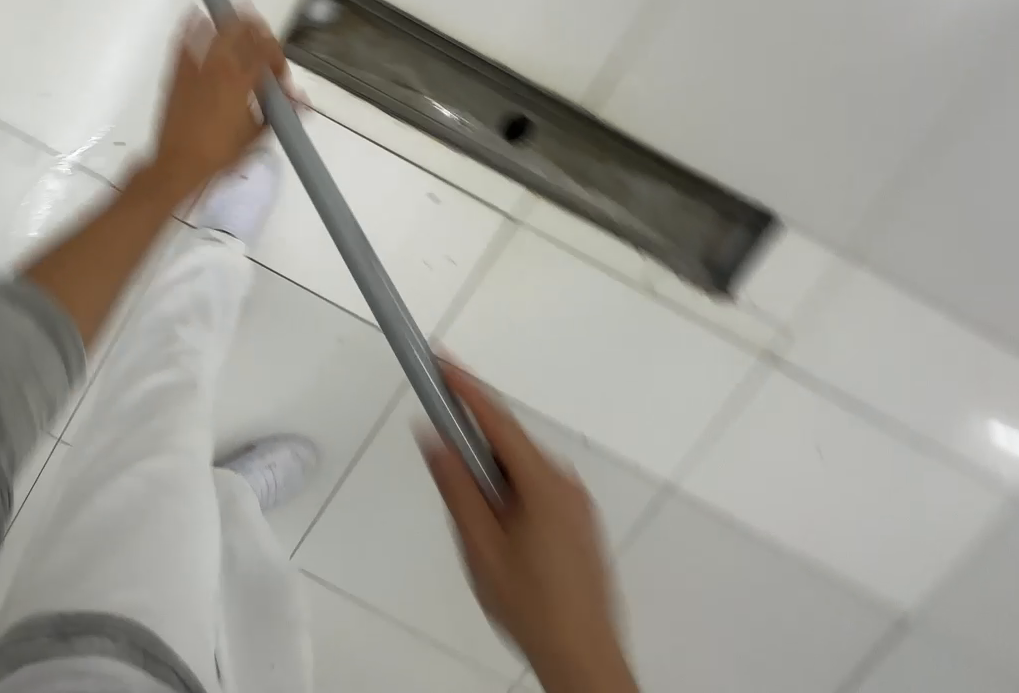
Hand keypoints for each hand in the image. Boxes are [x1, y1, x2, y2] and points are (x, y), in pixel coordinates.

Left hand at [143, 11, 288, 196]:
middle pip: (244, 28)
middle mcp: (220, 67)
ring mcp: (196, 66)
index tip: (277, 70)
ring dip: (229, 22)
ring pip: (216, 27)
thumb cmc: (218, 154)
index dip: (278, 55)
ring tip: (236, 25)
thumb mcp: (256, 135)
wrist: (179, 162)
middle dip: (257, 30)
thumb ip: (280, 113)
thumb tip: (299, 102)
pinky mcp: (177, 71)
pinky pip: (184, 39)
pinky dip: (192, 25)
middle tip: (261, 40)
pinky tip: (196, 18)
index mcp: (243, 82)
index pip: (268, 49)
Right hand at [420, 363, 638, 692]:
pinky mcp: (577, 520)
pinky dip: (506, 485)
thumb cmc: (532, 606)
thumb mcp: (478, 544)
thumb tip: (433, 437)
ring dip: (488, 470)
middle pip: (507, 440)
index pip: (495, 417)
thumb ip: (455, 484)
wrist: (584, 660)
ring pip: (519, 465)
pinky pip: (534, 484)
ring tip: (470, 514)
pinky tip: (494, 521)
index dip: (463, 383)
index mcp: (543, 483)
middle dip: (470, 439)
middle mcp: (566, 483)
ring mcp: (576, 502)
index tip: (438, 357)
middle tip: (439, 447)